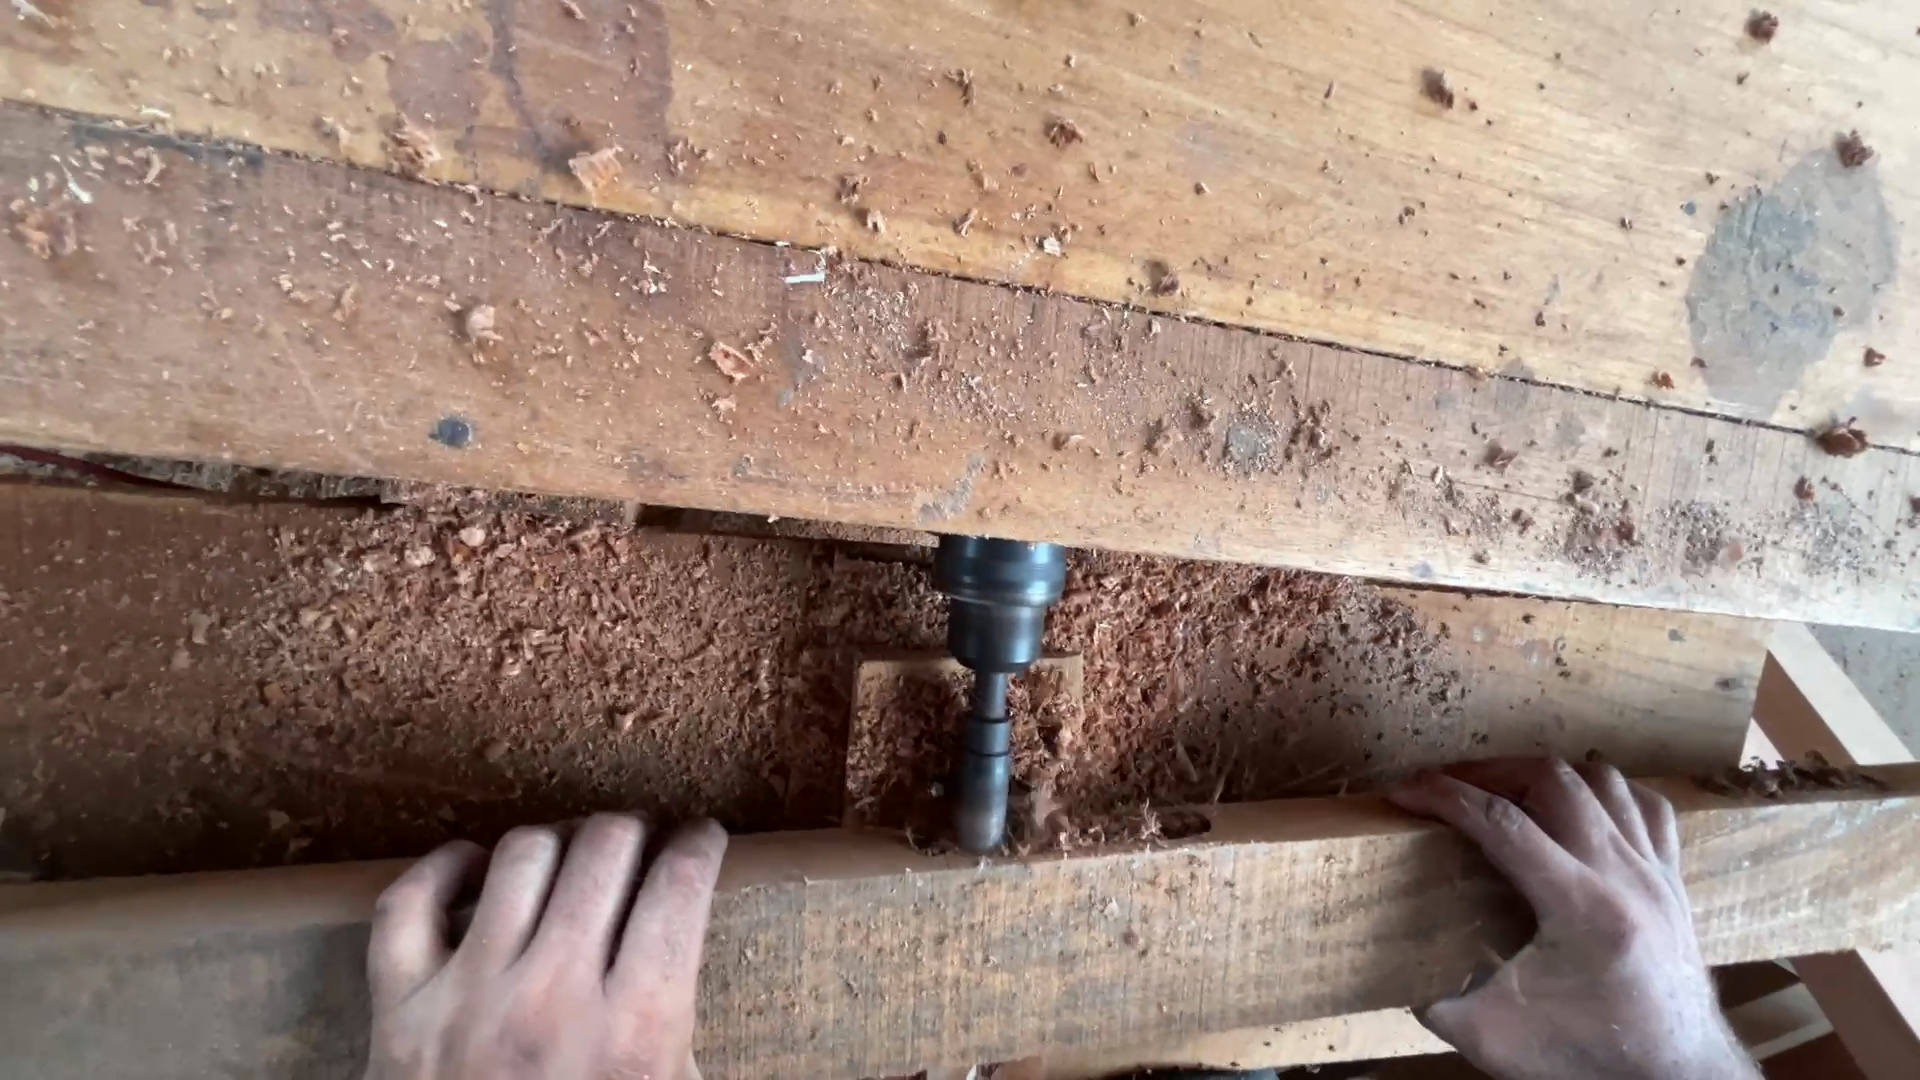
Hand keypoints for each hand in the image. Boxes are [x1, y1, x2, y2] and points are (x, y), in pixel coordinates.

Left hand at [363, 814, 728, 1079]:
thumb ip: (685, 1007)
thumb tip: (696, 918)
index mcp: (637, 1024)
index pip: (684, 880)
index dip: (703, 840)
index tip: (702, 838)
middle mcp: (554, 997)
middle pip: (608, 844)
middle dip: (637, 828)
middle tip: (642, 844)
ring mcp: (467, 999)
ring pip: (522, 853)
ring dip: (559, 841)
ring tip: (571, 860)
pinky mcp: (396, 1013)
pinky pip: (406, 902)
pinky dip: (443, 868)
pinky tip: (478, 870)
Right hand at [1389, 758, 1758, 1079]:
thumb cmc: (1589, 1061)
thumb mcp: (1492, 1040)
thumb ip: (1430, 997)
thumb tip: (1378, 956)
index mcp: (1584, 910)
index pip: (1502, 821)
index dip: (1441, 795)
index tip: (1400, 793)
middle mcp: (1626, 878)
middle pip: (1552, 779)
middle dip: (1485, 771)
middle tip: (1444, 789)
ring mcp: (1657, 876)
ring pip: (1601, 781)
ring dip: (1540, 774)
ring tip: (1500, 791)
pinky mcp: (1673, 881)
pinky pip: (1645, 806)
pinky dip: (1601, 790)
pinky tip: (1570, 804)